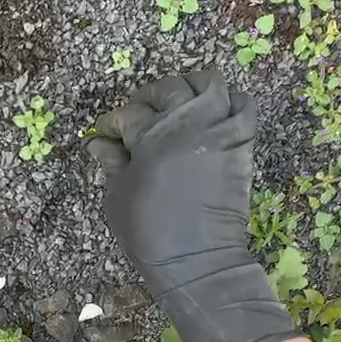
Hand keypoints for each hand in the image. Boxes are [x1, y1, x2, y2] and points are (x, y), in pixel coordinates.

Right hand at [86, 71, 294, 341]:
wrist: (197, 258)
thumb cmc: (148, 231)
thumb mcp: (118, 196)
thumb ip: (111, 162)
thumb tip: (98, 141)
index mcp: (150, 135)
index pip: (127, 113)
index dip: (112, 122)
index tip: (105, 133)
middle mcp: (187, 122)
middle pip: (167, 89)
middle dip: (148, 98)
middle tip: (139, 117)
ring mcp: (218, 128)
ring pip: (208, 84)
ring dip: (189, 89)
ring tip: (178, 107)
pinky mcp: (242, 141)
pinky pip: (242, 105)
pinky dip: (228, 103)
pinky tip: (212, 117)